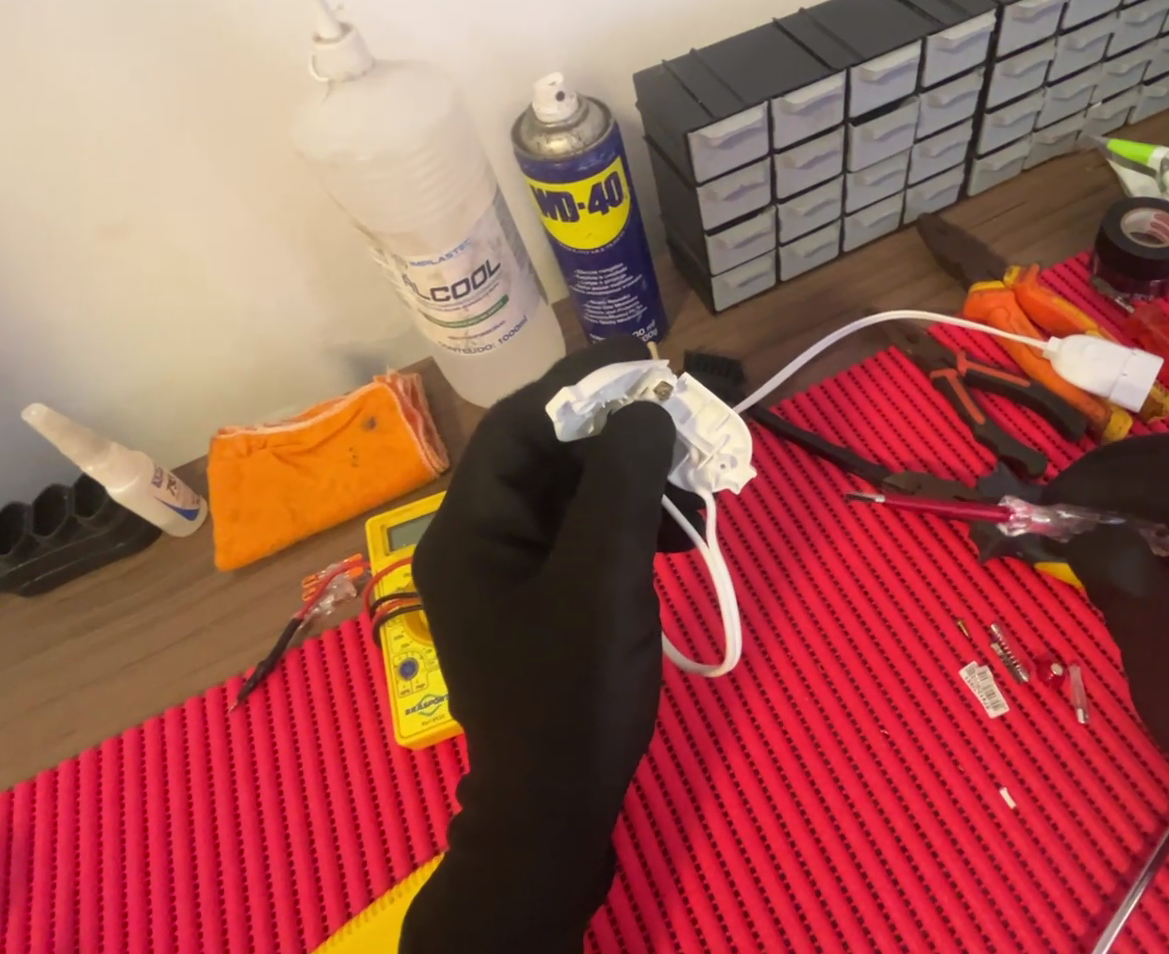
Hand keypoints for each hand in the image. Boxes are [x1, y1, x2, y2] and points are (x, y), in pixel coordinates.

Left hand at [402, 338, 686, 952]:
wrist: (559, 805)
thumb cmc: (571, 692)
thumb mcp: (600, 579)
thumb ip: (620, 484)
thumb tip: (645, 409)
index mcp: (472, 525)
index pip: (521, 424)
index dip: (583, 385)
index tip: (647, 364)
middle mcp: (487, 534)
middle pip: (554, 455)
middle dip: (624, 436)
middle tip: (687, 424)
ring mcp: (520, 565)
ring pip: (582, 492)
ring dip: (641, 481)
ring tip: (696, 487)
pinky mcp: (553, 590)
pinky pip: (595, 532)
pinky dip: (639, 522)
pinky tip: (682, 534)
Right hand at [1047, 433, 1168, 943]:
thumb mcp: (1160, 655)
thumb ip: (1121, 580)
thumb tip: (1082, 529)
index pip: (1168, 481)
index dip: (1102, 480)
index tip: (1051, 501)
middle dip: (1118, 465)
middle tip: (1067, 493)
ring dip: (1137, 476)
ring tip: (1087, 504)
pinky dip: (1156, 495)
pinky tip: (1125, 528)